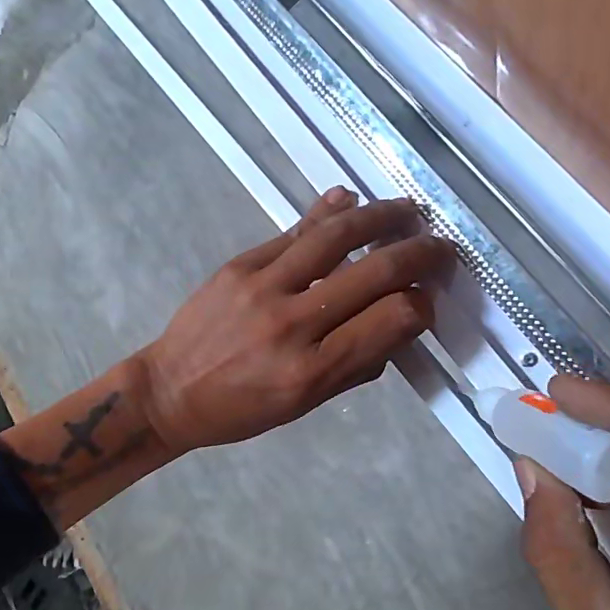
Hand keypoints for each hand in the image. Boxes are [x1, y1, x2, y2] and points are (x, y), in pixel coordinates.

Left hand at [132, 188, 455, 452]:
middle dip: (420, 254)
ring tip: (408, 210)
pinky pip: (294, 232)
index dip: (422, 305)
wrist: (169, 390)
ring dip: (381, 217)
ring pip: (336, 237)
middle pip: (374, 272)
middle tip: (440, 247)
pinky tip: (349, 200)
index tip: (427, 299)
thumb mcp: (304, 405)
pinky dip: (326, 213)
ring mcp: (264, 287)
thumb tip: (398, 324)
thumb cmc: (241, 409)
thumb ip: (356, 366)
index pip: (391, 320)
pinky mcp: (240, 265)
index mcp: (313, 370)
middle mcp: (293, 324)